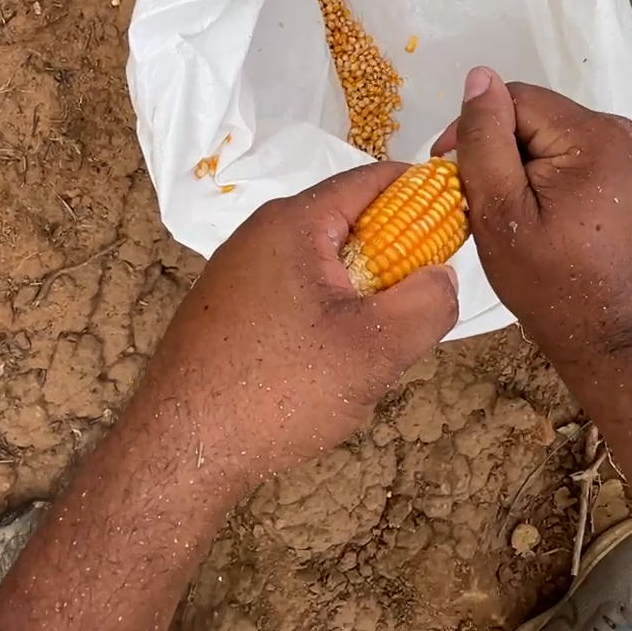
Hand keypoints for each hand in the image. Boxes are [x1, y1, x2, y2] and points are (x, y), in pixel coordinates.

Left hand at [129, 162, 458, 485]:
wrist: (178, 451)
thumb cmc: (280, 388)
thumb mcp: (375, 349)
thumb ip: (427, 303)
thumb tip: (441, 274)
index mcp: (296, 222)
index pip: (373, 180)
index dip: (421, 194)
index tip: (453, 225)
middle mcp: (262, 232)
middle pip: (350, 225)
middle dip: (391, 260)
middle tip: (410, 308)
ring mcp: (240, 270)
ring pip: (325, 265)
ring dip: (358, 297)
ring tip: (366, 351)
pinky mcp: (229, 306)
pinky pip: (296, 292)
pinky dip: (325, 315)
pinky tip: (323, 367)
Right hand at [434, 67, 631, 367]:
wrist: (605, 333)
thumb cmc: (547, 280)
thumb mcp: (499, 208)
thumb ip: (485, 137)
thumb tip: (478, 76)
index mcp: (591, 135)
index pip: (513, 99)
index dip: (474, 128)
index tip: (451, 172)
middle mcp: (614, 129)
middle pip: (529, 114)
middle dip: (494, 148)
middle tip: (475, 198)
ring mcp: (620, 150)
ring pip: (541, 133)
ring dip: (512, 162)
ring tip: (499, 206)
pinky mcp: (617, 169)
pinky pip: (560, 151)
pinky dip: (534, 172)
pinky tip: (526, 208)